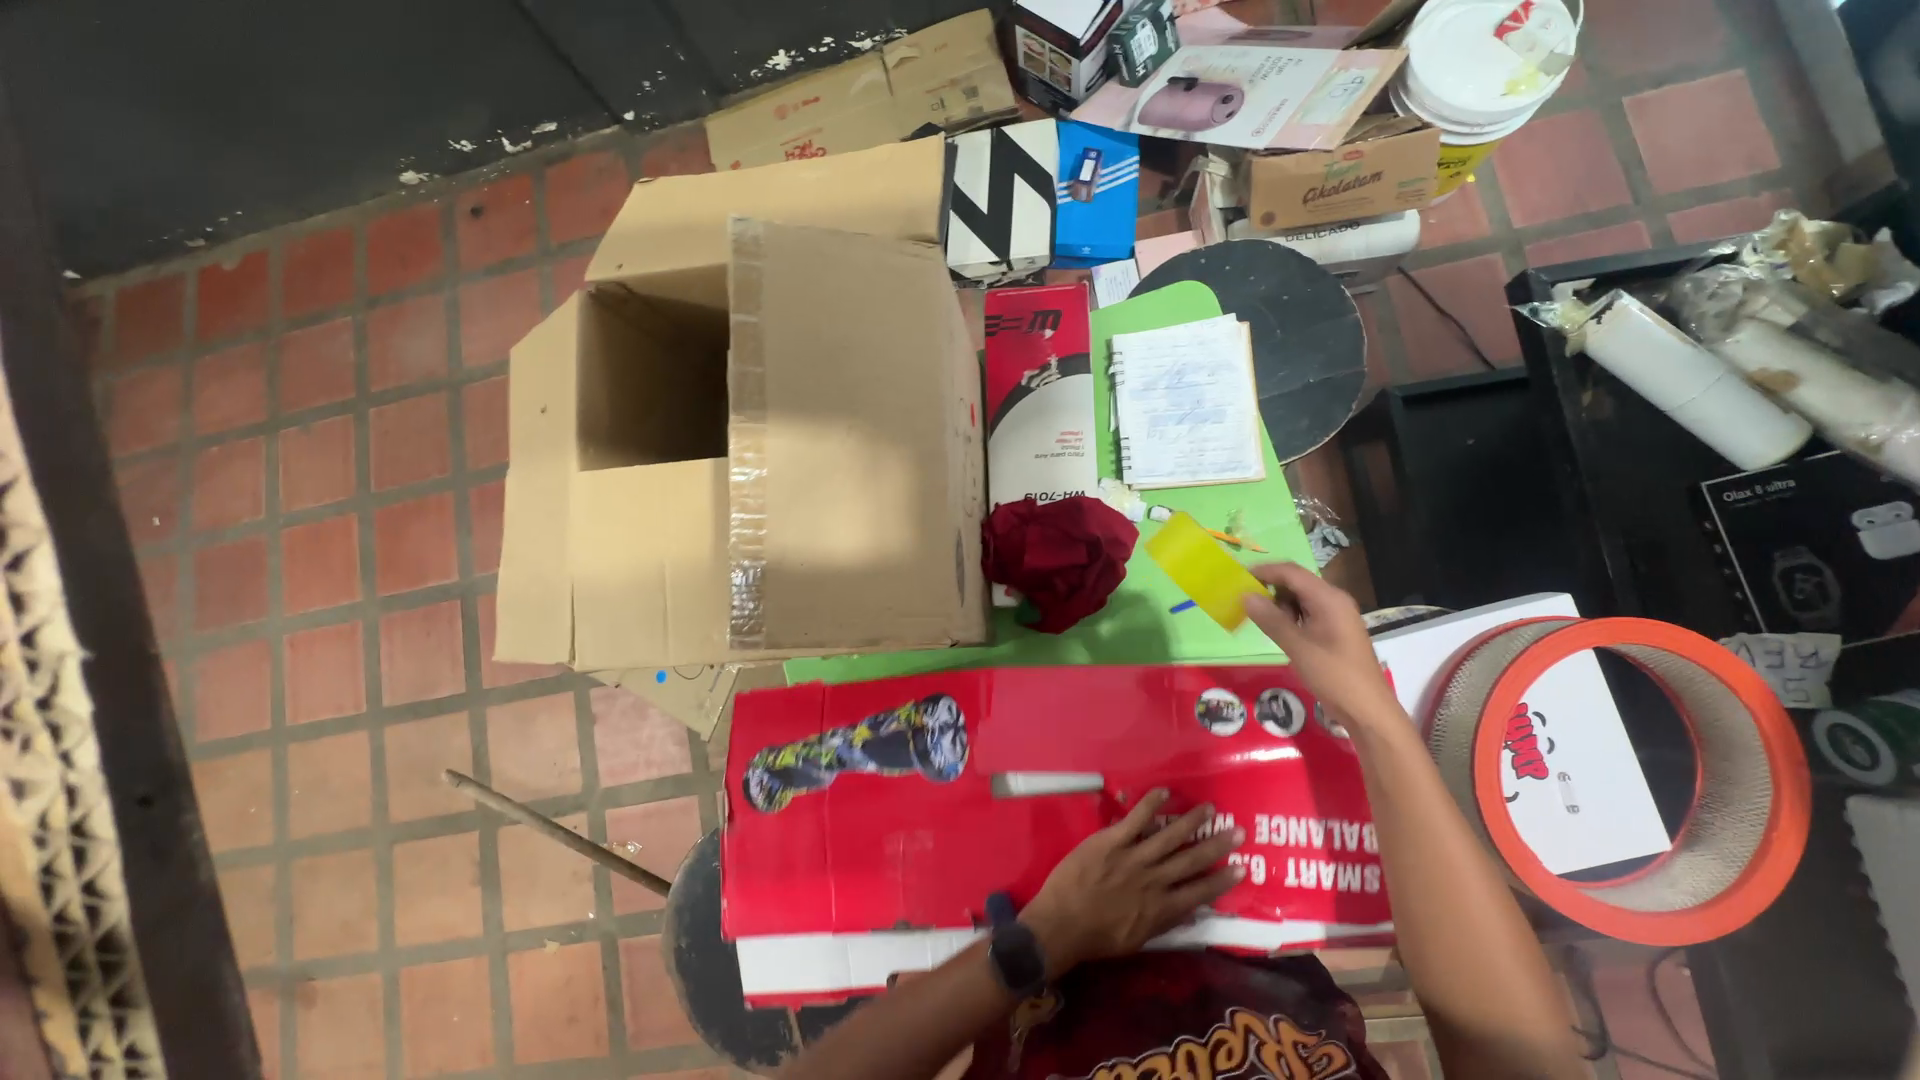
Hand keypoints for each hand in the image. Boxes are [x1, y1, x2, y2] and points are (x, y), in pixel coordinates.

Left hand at [1020, 789, 1244, 977]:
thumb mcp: (1138, 940)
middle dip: (1217, 845)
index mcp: (1161, 908)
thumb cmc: (1097, 937)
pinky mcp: (1111, 841)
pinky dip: (1151, 804)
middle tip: (1238, 831)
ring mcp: (1133, 858)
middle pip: (1191, 859)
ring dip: (1191, 820)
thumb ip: (1163, 923)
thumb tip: (1189, 911)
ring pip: (1169, 835)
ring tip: (1210, 808)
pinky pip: (1136, 819)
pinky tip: (1165, 792)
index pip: (1200, 892)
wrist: (1062, 924)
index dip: (1222, 880)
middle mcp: (1153, 880)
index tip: (1242, 868)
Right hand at [1242, 562, 1397, 726]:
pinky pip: (1307, 613)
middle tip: (1244, 603)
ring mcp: (1336, 615)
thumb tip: (1245, 595)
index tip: (1237, 580)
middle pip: (1296, 582)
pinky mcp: (1334, 630)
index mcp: (1329, 599)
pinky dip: (1290, 617)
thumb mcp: (1298, 647)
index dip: (1263, 572)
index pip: (1291, 572)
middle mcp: (1334, 600)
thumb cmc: (1334, 676)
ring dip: (1279, 604)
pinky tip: (1278, 632)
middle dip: (1269, 588)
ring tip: (1259, 621)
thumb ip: (1271, 619)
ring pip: (1300, 598)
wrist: (1367, 709)